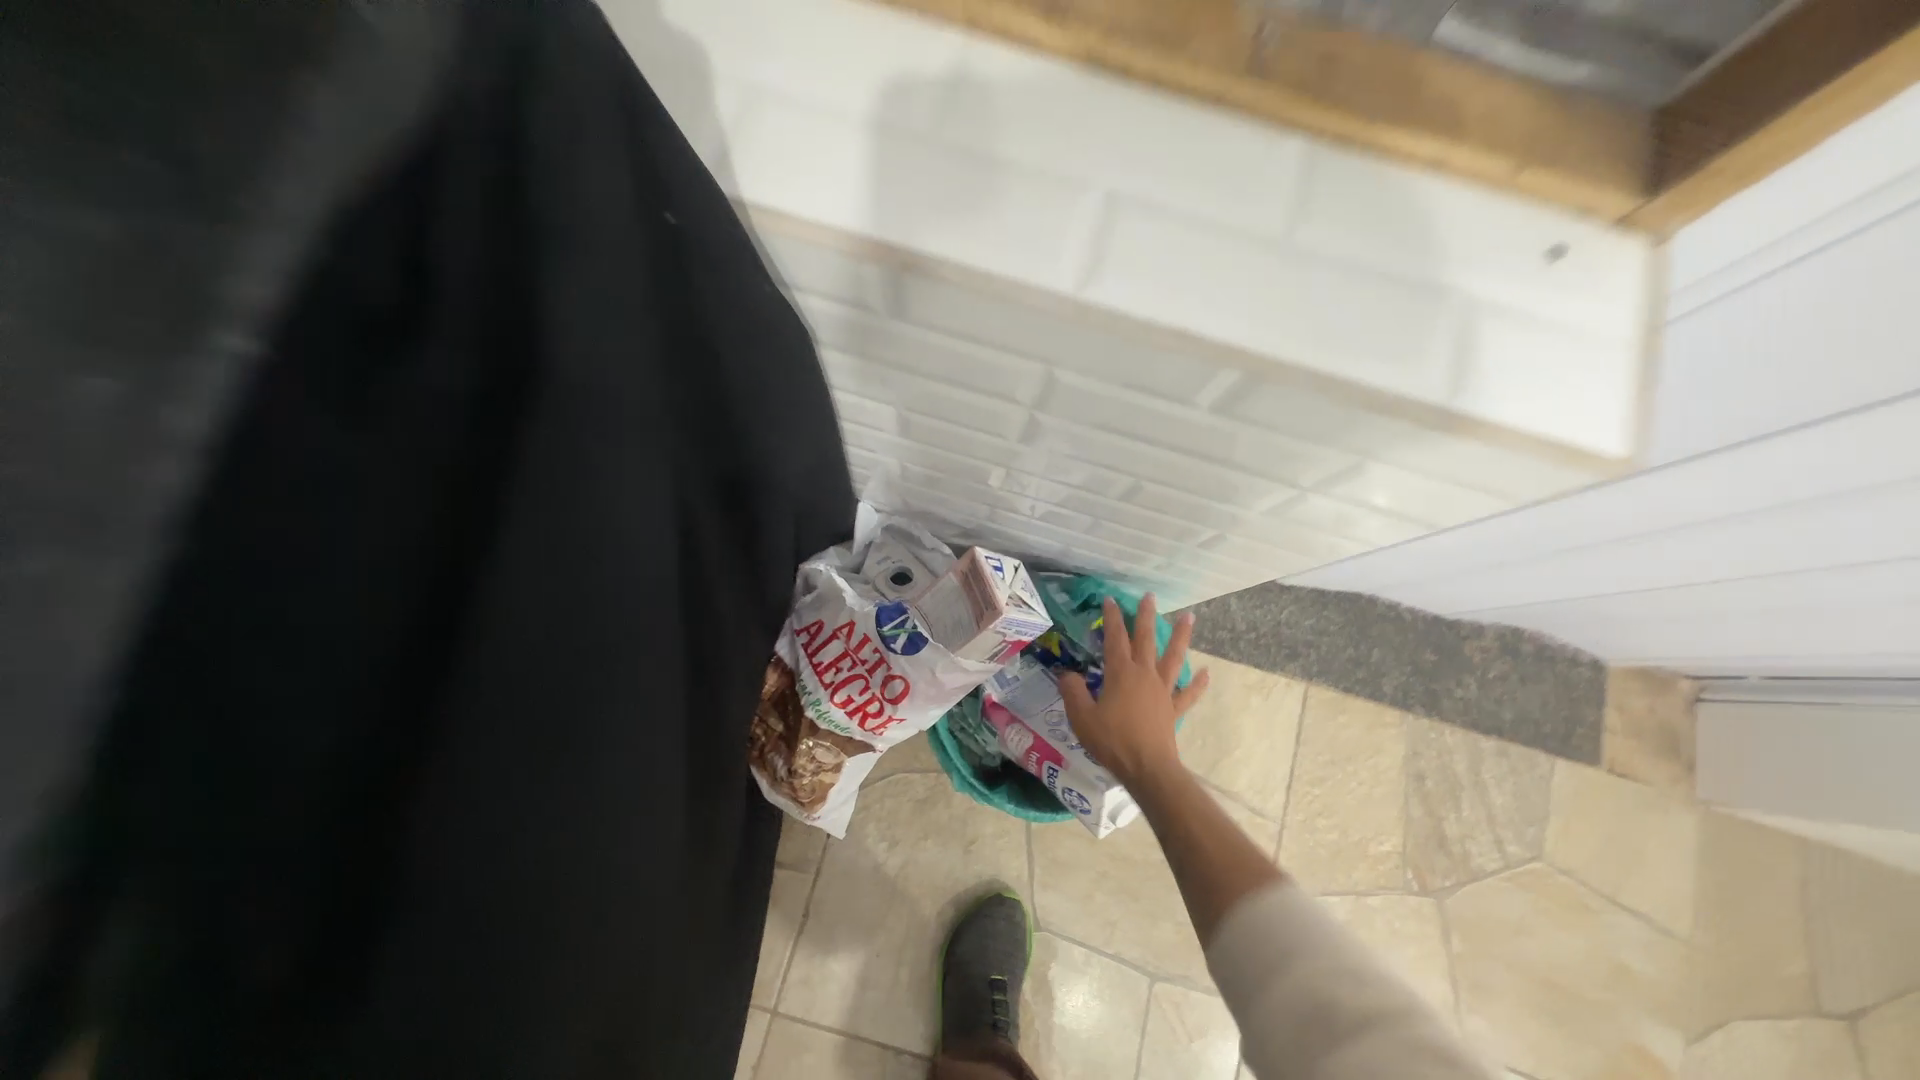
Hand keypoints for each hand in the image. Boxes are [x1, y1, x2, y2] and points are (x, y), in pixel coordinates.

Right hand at [1058, 594, 1210, 788]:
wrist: (1147, 767)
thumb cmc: (1112, 740)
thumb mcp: (1081, 717)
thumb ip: (1073, 692)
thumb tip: (1067, 674)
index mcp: (1121, 673)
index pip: (1114, 638)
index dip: (1112, 618)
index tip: (1110, 600)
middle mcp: (1144, 675)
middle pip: (1146, 639)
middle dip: (1146, 616)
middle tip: (1150, 596)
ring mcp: (1162, 691)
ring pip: (1173, 658)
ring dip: (1181, 637)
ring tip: (1189, 617)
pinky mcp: (1173, 709)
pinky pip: (1188, 693)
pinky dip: (1197, 683)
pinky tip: (1206, 673)